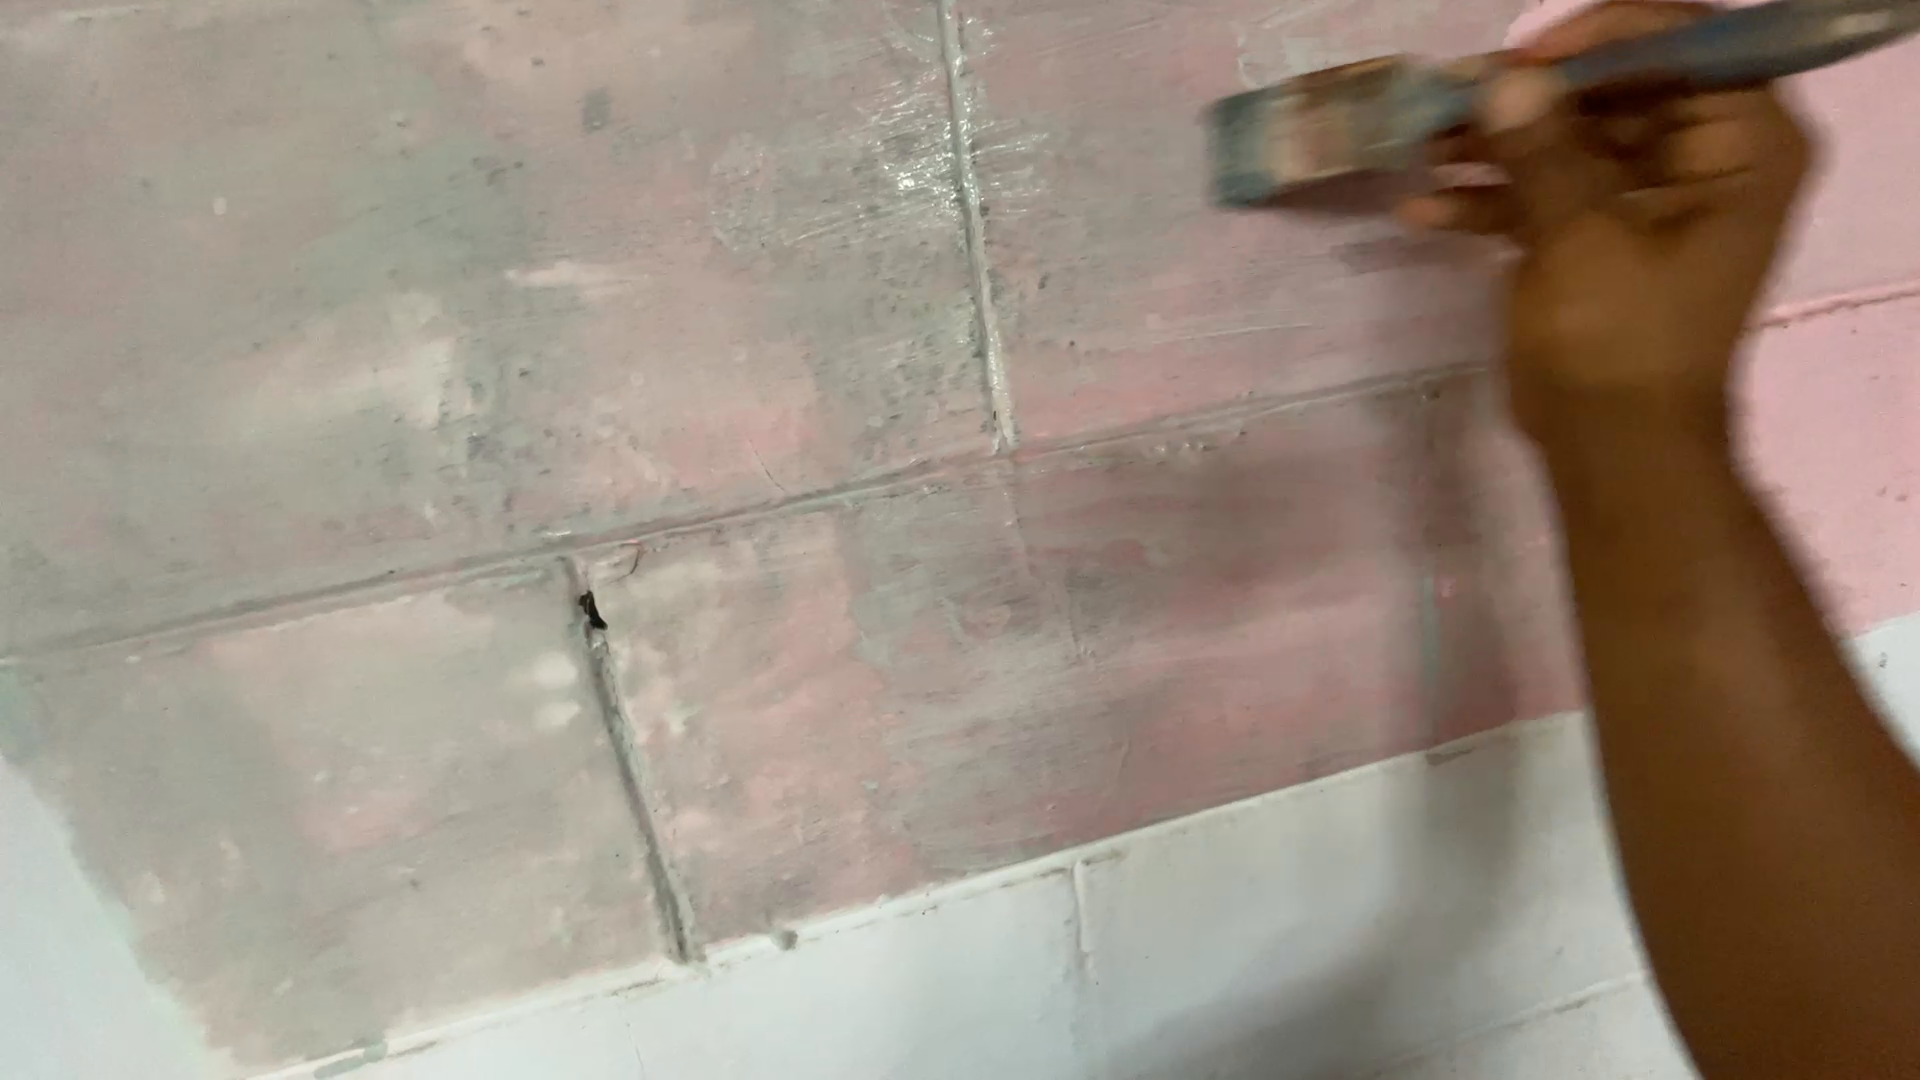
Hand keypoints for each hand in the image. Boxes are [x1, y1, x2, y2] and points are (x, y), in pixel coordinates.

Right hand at [1397, 0, 1815, 448]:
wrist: (1607, 436)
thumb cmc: (1618, 336)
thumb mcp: (1582, 238)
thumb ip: (1543, 154)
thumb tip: (1501, 80)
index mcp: (1739, 145)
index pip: (1685, 48)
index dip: (1602, 40)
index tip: (1517, 57)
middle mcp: (1696, 162)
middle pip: (1610, 99)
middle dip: (1527, 101)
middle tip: (1450, 101)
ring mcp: (1633, 207)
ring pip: (1561, 153)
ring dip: (1493, 152)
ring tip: (1424, 148)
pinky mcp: (1582, 246)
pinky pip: (1533, 206)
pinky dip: (1482, 206)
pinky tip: (1423, 210)